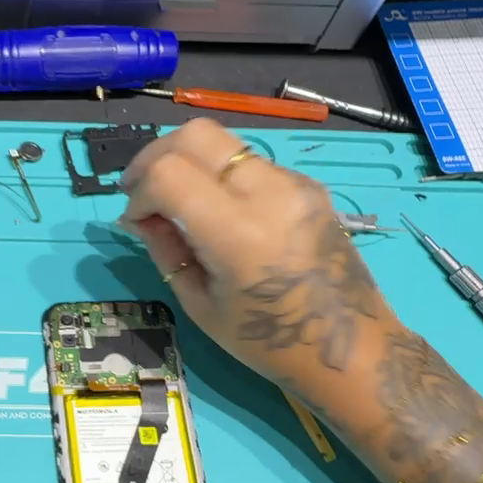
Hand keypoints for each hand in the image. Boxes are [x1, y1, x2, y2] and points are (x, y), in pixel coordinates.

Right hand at [119, 118, 397, 403]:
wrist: (348, 347)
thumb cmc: (266, 341)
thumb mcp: (199, 303)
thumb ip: (166, 249)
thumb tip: (140, 217)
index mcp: (238, 233)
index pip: (169, 174)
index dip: (139, 192)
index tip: (135, 220)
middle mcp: (269, 193)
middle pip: (196, 135)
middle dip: (155, 157)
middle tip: (138, 189)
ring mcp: (293, 183)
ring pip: (223, 142)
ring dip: (187, 163)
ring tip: (173, 199)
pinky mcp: (307, 185)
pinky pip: (248, 162)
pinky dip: (217, 175)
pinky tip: (212, 209)